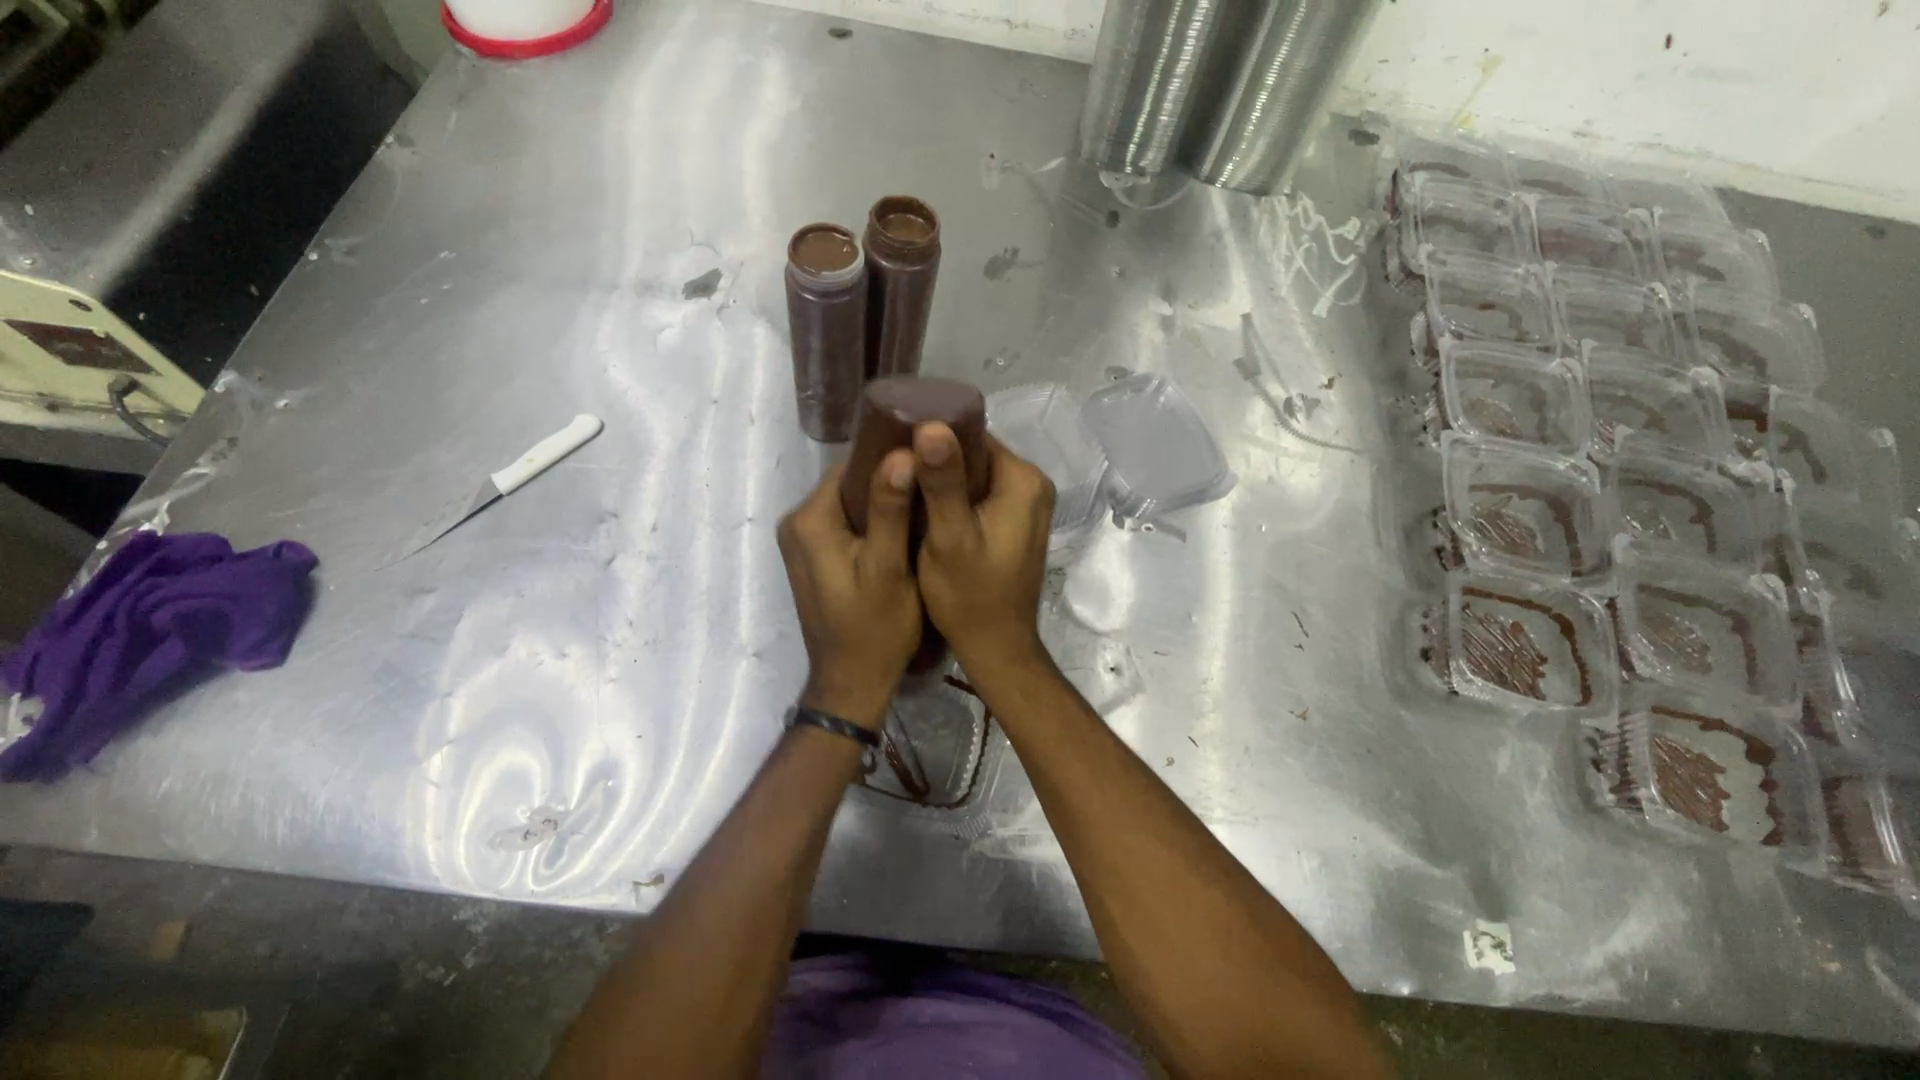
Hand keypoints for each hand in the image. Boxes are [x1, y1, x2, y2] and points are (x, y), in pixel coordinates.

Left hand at [777, 451, 921, 729]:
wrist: (853, 682)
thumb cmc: (876, 628)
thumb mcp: (888, 568)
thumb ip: (890, 511)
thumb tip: (901, 453)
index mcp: (809, 520)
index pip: (853, 466)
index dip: (893, 461)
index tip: (932, 463)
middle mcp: (796, 523)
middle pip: (850, 484)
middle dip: (891, 483)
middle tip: (935, 486)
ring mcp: (801, 542)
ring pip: (850, 504)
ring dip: (884, 504)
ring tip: (927, 506)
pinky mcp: (812, 558)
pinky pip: (846, 525)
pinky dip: (873, 524)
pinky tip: (905, 531)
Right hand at [912, 423, 1054, 676]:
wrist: (996, 646)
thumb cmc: (969, 595)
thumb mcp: (949, 537)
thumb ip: (942, 482)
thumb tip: (931, 425)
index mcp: (1023, 480)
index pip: (972, 436)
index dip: (933, 441)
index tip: (896, 452)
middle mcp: (1034, 485)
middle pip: (975, 455)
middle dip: (936, 462)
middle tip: (894, 474)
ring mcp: (1029, 505)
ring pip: (976, 475)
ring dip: (943, 482)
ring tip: (903, 490)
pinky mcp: (1018, 523)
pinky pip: (982, 496)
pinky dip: (956, 500)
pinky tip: (924, 512)